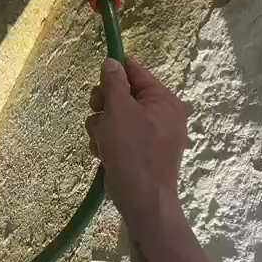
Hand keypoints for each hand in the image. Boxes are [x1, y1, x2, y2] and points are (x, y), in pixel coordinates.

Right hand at [87, 57, 189, 238]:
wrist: (142, 199)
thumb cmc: (133, 151)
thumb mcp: (119, 110)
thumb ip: (114, 83)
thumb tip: (112, 62)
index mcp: (164, 100)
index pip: (136, 71)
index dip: (113, 72)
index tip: (97, 80)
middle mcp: (161, 114)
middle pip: (122, 93)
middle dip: (104, 104)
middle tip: (96, 111)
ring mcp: (151, 134)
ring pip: (114, 115)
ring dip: (101, 125)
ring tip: (101, 140)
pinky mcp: (140, 150)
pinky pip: (117, 134)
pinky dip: (107, 141)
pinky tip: (103, 152)